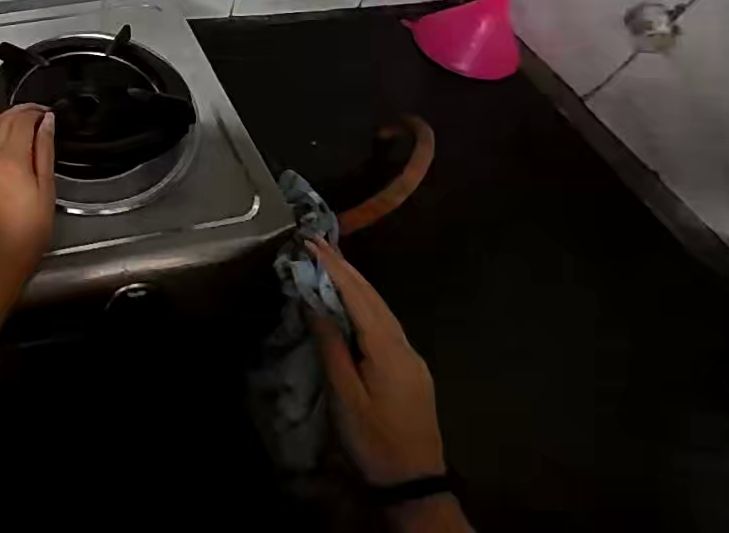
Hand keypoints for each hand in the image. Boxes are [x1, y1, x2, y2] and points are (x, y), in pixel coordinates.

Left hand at [0, 103, 55, 286]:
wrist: (5, 252)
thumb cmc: (30, 227)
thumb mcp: (46, 185)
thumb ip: (45, 148)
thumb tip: (47, 122)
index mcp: (11, 160)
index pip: (22, 121)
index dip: (36, 111)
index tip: (49, 111)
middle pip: (6, 120)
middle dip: (23, 110)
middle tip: (41, 110)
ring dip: (9, 115)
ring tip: (26, 110)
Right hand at [308, 236, 446, 486]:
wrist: (416, 485)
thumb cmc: (374, 440)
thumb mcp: (345, 395)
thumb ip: (331, 346)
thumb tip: (315, 304)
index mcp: (388, 350)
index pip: (358, 297)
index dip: (334, 268)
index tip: (313, 243)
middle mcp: (404, 346)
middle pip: (373, 297)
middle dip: (346, 267)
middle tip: (319, 242)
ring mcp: (412, 356)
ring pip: (382, 308)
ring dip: (356, 282)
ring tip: (332, 261)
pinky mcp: (411, 368)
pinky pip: (386, 322)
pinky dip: (366, 302)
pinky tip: (353, 298)